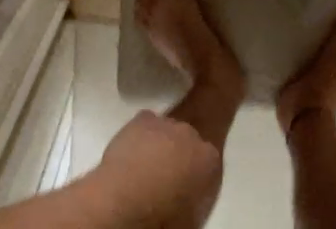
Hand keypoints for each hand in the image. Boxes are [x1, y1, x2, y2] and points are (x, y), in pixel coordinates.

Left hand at [85, 111, 221, 226]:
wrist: (126, 204)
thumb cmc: (164, 217)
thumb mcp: (193, 213)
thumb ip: (197, 191)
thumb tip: (191, 189)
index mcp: (209, 159)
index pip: (207, 159)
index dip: (194, 171)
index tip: (184, 183)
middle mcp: (192, 134)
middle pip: (187, 139)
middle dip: (179, 152)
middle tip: (164, 174)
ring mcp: (167, 123)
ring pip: (166, 130)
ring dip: (160, 143)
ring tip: (144, 165)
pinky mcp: (143, 118)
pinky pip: (146, 124)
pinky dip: (141, 135)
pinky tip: (132, 153)